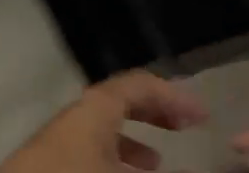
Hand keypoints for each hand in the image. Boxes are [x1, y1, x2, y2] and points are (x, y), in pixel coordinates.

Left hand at [0, 70, 208, 172]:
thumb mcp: (119, 172)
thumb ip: (151, 168)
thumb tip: (184, 169)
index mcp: (93, 113)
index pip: (135, 85)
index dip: (171, 95)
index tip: (201, 114)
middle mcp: (73, 121)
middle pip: (116, 103)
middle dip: (152, 111)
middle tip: (184, 127)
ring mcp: (56, 147)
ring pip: (100, 133)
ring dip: (131, 143)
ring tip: (159, 164)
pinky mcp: (47, 167)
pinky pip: (87, 156)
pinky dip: (112, 163)